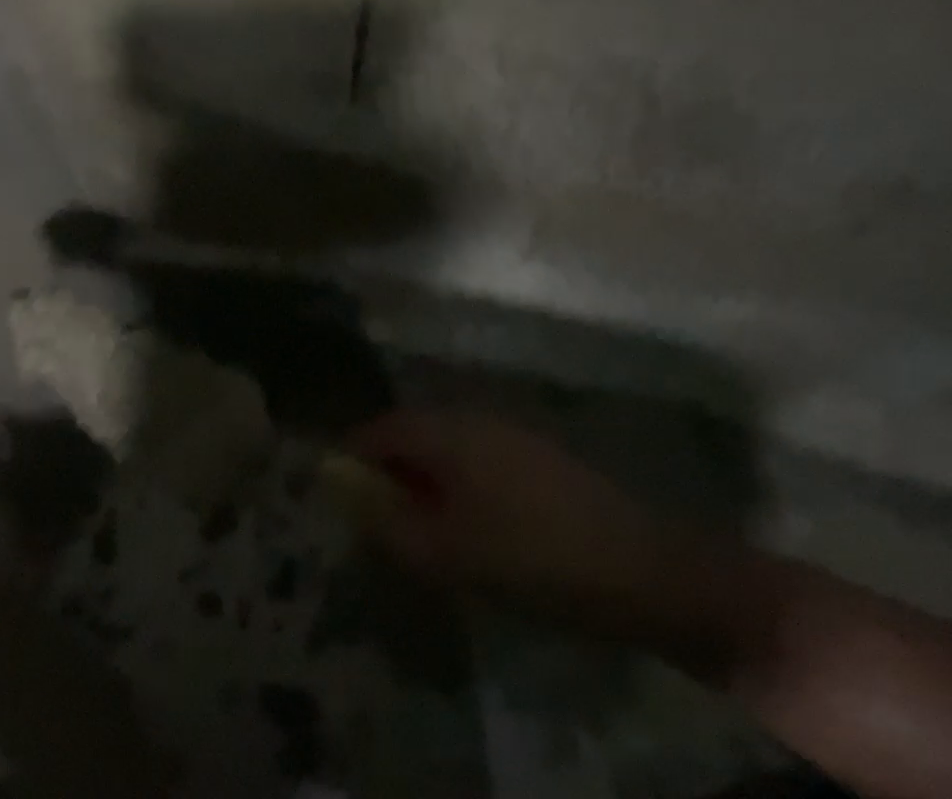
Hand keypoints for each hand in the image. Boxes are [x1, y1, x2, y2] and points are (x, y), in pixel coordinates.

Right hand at [336, 411, 668, 613]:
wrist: (653, 575)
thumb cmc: (530, 558)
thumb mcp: (440, 552)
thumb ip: (383, 521)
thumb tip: (344, 496)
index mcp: (446, 432)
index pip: (376, 430)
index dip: (351, 460)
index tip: (341, 498)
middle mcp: (477, 419)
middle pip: (412, 434)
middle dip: (390, 471)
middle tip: (383, 516)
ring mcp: (517, 435)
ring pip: (449, 448)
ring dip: (428, 480)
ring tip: (426, 525)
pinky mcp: (548, 459)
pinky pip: (482, 461)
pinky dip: (463, 486)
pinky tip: (475, 526)